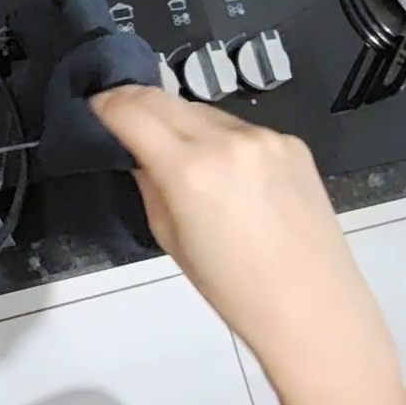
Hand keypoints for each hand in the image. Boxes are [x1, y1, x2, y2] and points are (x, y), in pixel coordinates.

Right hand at [91, 85, 396, 381]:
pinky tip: (224, 169)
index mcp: (188, 170)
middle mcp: (226, 140)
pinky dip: (217, 136)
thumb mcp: (168, 236)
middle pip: (161, 97)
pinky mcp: (291, 141)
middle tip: (115, 110)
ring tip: (173, 148)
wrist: (313, 307)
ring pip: (200, 109)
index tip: (92, 108)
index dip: (103, 105)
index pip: (130, 112)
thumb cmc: (230, 287)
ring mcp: (264, 136)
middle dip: (132, 99)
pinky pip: (237, 126)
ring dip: (176, 118)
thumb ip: (149, 182)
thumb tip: (140, 153)